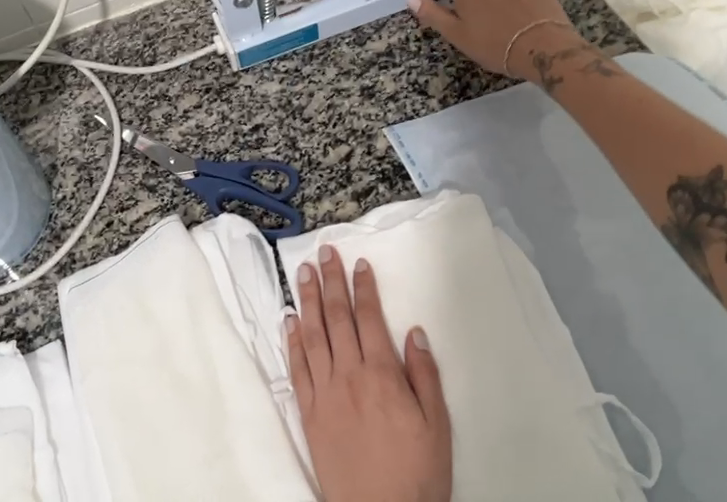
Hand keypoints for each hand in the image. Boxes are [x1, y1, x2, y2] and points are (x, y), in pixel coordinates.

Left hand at [286, 245, 451, 501]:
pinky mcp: (309, 412)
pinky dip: (292, 341)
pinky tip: (289, 320)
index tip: (358, 263)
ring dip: (306, 300)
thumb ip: (424, 376)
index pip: (369, 319)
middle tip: (323, 251)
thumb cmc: (417, 474)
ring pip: (312, 335)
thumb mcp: (437, 427)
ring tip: (302, 271)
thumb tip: (414, 332)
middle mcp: (349, 376)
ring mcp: (324, 393)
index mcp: (382, 375)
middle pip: (337, 318)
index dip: (363, 288)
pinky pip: (297, 368)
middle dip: (330, 281)